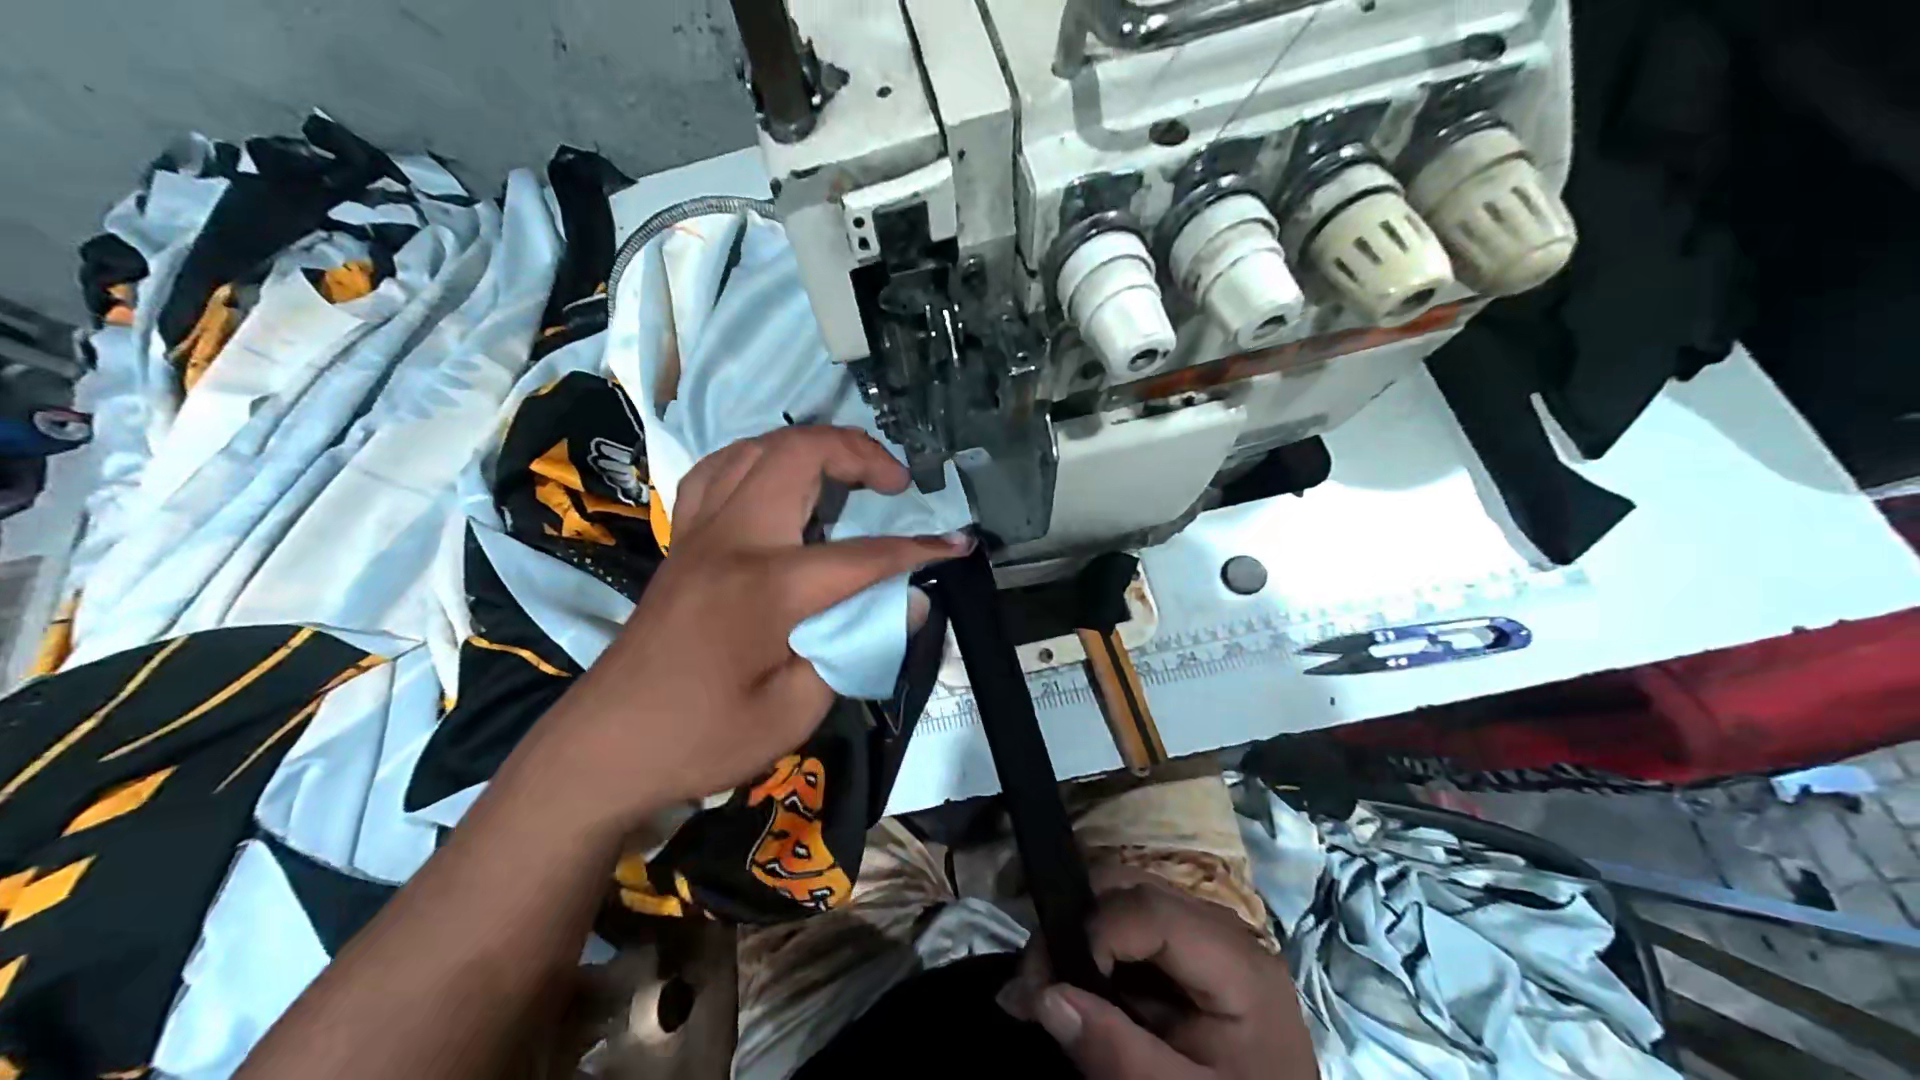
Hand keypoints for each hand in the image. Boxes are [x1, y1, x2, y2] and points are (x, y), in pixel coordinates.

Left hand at [515, 425, 969, 831]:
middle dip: (859, 453)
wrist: (606, 747)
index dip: (919, 549)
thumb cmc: (703, 739)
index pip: (862, 555)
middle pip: (799, 457)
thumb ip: (855, 648)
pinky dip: (759, 460)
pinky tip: (777, 482)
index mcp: (766, 588)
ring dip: (810, 447)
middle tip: (896, 482)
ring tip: (846, 473)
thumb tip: (907, 603)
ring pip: (755, 449)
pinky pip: (718, 472)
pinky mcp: (681, 543)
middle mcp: (732, 541)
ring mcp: (699, 534)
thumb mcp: (795, 712)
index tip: (959, 545)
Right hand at [1002, 878, 1318, 1079]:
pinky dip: (1088, 949)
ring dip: (1073, 934)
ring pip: (1122, 898)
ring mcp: (1203, 935)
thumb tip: (1044, 996)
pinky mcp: (1186, 951)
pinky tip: (1065, 986)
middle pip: (1132, 889)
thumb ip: (1119, 1055)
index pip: (1151, 910)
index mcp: (1238, 965)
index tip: (1052, 985)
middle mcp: (1222, 930)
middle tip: (1031, 984)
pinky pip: (1127, 926)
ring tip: (1039, 990)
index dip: (1093, 932)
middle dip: (1071, 923)